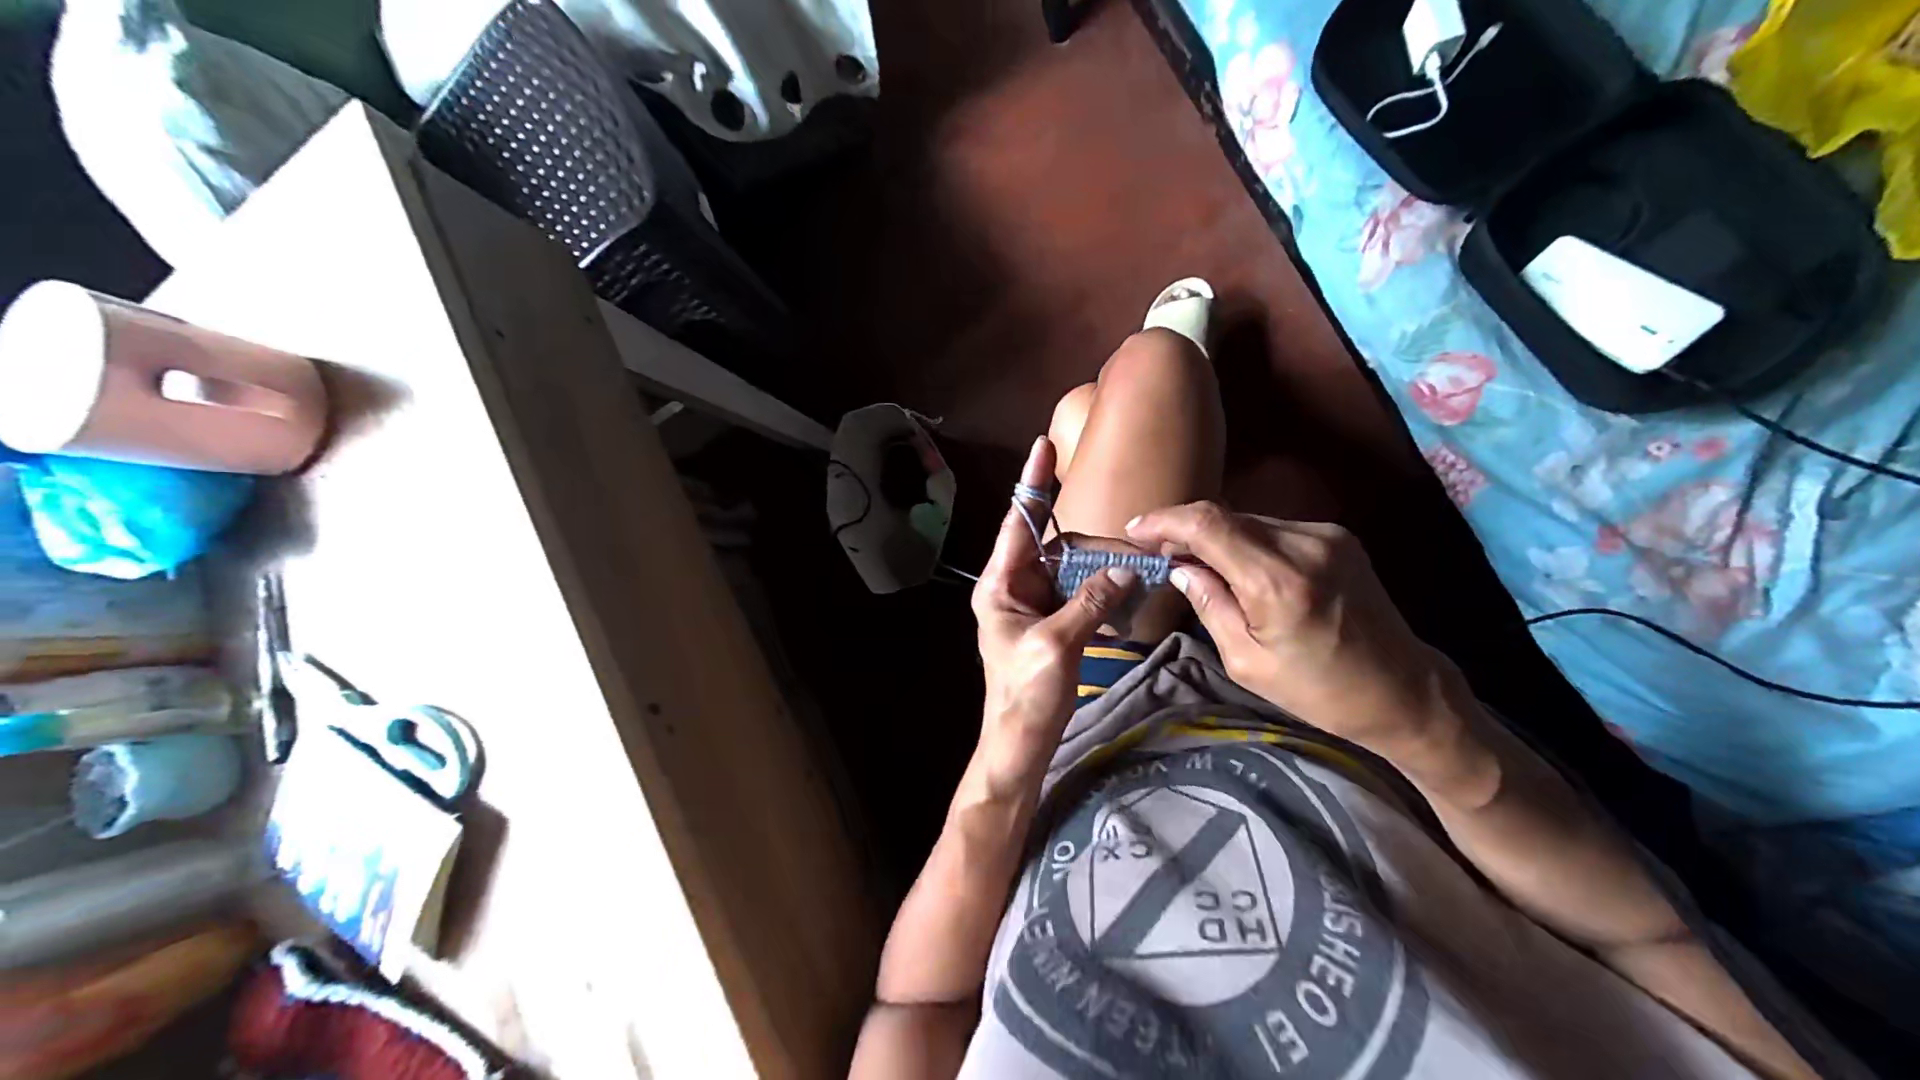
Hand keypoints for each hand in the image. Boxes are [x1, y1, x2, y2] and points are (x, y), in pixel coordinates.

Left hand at [970, 437, 1140, 794]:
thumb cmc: (1024, 695)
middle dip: (1092, 544)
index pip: (1018, 524)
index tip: (1043, 446)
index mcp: (1001, 586)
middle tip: (1132, 554)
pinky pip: (1081, 595)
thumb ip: (1091, 603)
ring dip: (1102, 571)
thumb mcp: (1057, 644)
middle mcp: (1015, 588)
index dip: (1032, 484)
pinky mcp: (1054, 625)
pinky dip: (1103, 594)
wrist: (1021, 744)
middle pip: (1055, 546)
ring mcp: (1035, 607)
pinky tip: (1127, 600)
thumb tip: (1127, 570)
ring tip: (1137, 573)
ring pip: (1073, 570)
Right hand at [1126, 502, 1463, 758]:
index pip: (1207, 524)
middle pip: (1225, 515)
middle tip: (1158, 552)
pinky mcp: (1337, 537)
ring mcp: (1326, 536)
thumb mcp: (1246, 661)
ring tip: (1194, 562)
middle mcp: (1304, 545)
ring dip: (1215, 536)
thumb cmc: (1319, 690)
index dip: (1164, 521)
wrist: (1403, 690)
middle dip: (1184, 529)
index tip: (1134, 531)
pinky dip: (1244, 541)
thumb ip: (1209, 604)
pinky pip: (1272, 528)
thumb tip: (1179, 567)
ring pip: (1247, 519)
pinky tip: (1236, 566)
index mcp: (1278, 581)